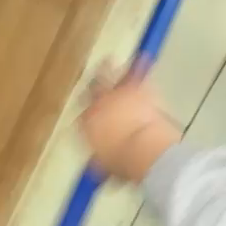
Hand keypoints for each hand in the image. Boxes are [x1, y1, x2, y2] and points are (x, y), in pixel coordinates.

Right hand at [79, 64, 181, 183]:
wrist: (141, 149)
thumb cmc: (121, 163)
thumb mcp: (105, 168)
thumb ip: (101, 163)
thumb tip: (100, 169)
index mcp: (86, 126)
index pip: (82, 118)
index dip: (87, 117)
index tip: (90, 117)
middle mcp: (96, 105)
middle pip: (90, 92)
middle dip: (92, 88)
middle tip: (94, 83)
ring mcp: (116, 92)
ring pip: (107, 75)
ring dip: (108, 68)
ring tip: (108, 60)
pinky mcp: (136, 85)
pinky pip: (137, 71)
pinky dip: (140, 64)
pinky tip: (142, 57)